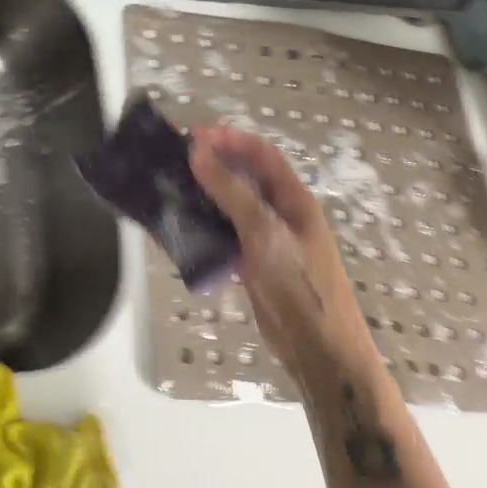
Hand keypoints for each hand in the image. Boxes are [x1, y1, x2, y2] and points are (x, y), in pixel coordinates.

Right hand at [189, 125, 376, 384]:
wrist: (320, 350)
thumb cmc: (301, 284)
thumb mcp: (265, 232)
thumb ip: (231, 191)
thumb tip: (197, 152)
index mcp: (294, 199)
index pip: (261, 154)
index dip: (230, 140)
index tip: (193, 137)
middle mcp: (279, 214)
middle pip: (243, 177)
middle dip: (210, 165)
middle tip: (173, 162)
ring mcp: (264, 240)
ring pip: (228, 207)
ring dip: (200, 196)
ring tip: (166, 191)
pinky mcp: (250, 263)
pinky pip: (221, 236)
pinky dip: (199, 230)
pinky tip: (173, 230)